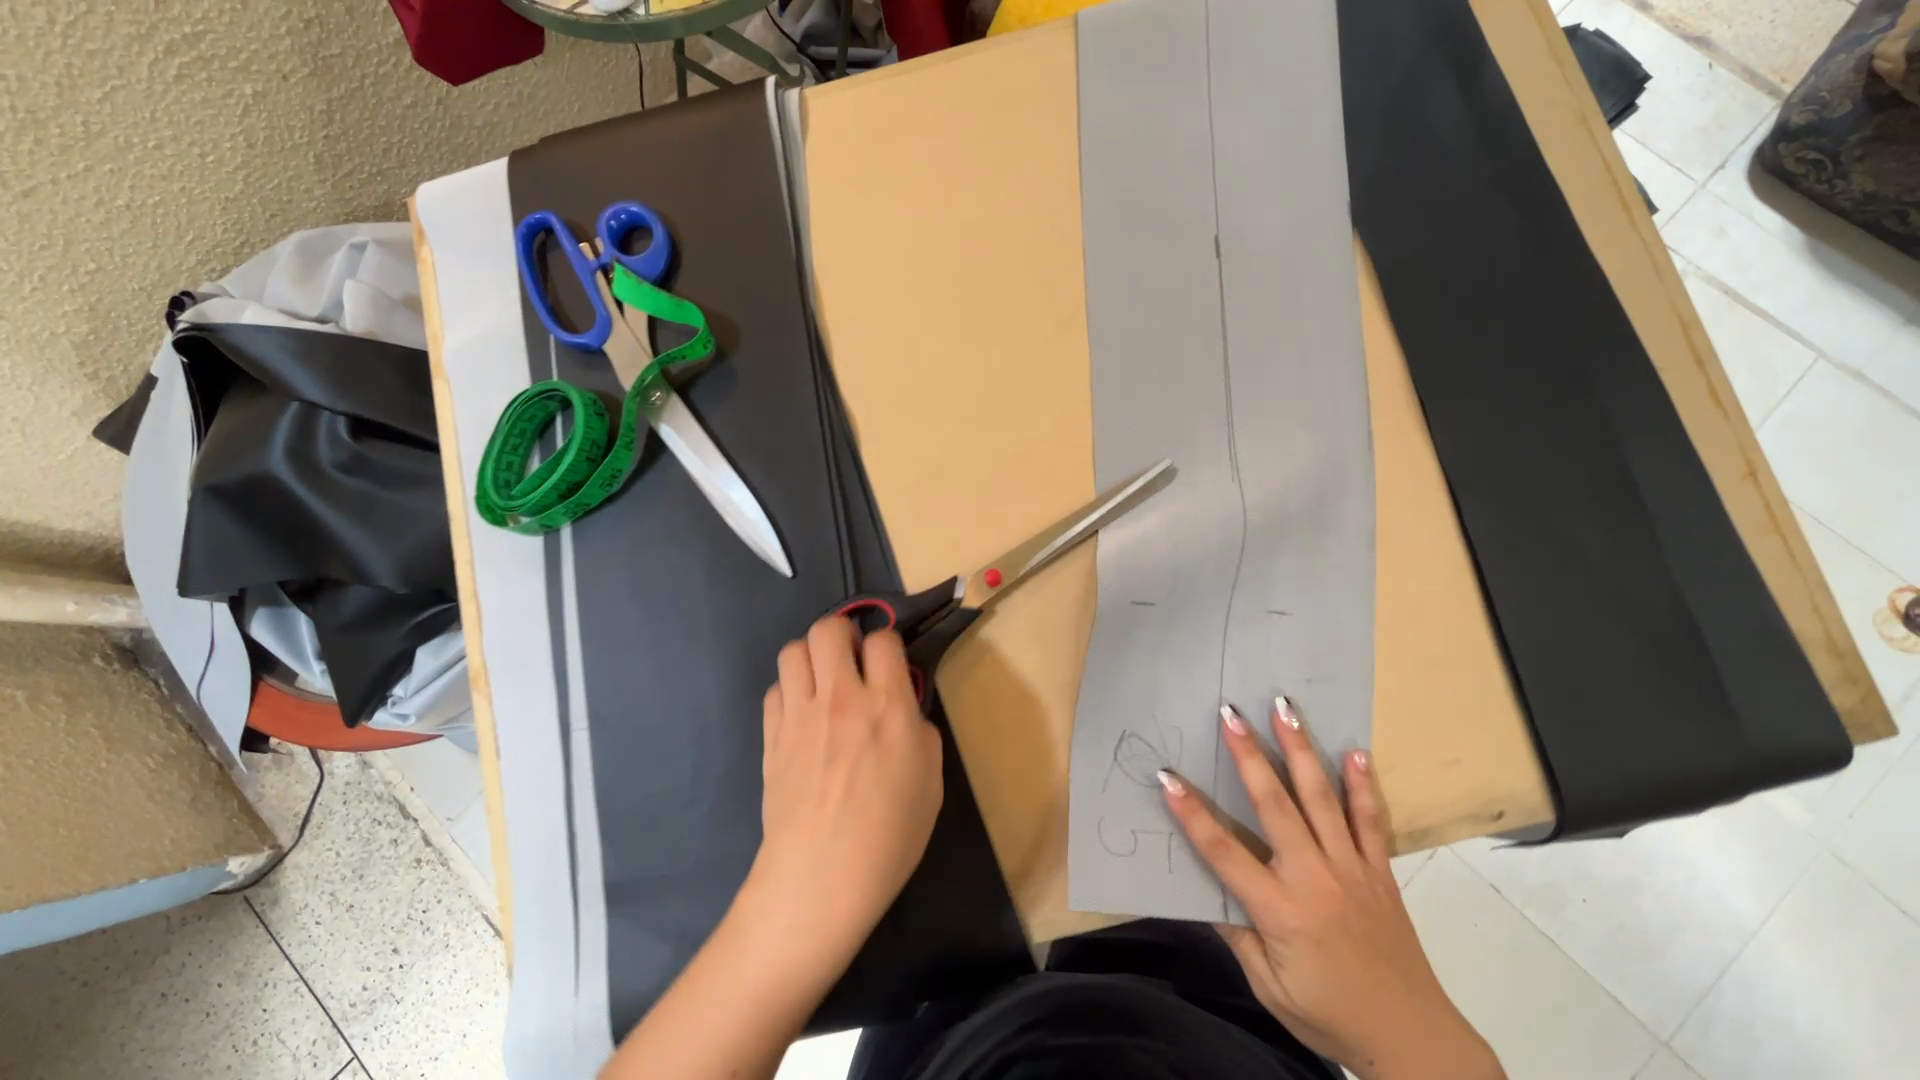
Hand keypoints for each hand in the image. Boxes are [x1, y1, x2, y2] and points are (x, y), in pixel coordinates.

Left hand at [746, 616, 943, 955]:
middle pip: (829, 628)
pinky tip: (802, 716)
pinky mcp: (771, 734)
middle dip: (843, 634)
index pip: (884, 640)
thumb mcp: (931, 782)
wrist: (821, 874)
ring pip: (793, 649)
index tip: (890, 665)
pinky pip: (774, 689)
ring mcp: (799, 713)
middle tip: (853, 661)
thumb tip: (904, 712)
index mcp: (888, 706)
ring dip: (811, 657)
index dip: (889, 646)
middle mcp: (840, 697)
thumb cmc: (890, 835)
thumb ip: (919, 732)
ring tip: (823, 682)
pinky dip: (789, 692)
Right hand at [1159, 699, 1503, 1079]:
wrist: (1411, 1038)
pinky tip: (1355, 752)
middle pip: (1275, 806)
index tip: (1167, 777)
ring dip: (1300, 751)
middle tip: (1230, 714)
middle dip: (1248, 757)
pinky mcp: (1379, 872)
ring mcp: (1351, 870)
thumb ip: (1239, 937)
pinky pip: (1370, 821)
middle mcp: (1314, 878)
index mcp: (1280, 910)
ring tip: (1285, 710)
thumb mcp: (1270, 987)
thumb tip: (1208, 894)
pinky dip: (1363, 786)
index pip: (1224, 852)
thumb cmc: (1330, 1017)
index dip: (1191, 814)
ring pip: (1321, 799)